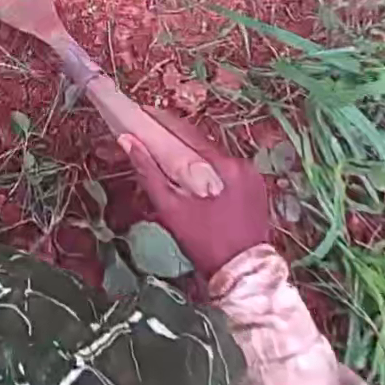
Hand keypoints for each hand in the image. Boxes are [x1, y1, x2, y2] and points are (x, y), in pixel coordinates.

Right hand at [120, 109, 268, 274]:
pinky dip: (210, 167)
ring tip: (170, 153)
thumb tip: (127, 140)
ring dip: (193, 152)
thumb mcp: (169, 207)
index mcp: (218, 164)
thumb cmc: (201, 241)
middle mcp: (238, 163)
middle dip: (176, 136)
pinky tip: (196, 174)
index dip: (163, 120)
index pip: (185, 132)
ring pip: (214, 155)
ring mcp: (251, 174)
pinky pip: (227, 168)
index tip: (144, 111)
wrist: (243, 273)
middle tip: (152, 131)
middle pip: (200, 142)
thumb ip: (148, 170)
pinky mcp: (257, 186)